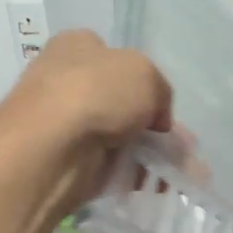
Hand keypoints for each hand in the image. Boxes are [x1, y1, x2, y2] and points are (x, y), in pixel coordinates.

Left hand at [0, 30, 173, 214]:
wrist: (49, 148)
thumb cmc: (95, 94)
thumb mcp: (145, 74)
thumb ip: (160, 92)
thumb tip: (156, 120)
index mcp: (77, 46)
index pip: (116, 59)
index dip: (145, 82)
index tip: (163, 107)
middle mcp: (67, 81)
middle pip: (122, 102)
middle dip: (154, 125)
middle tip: (183, 146)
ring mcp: (65, 124)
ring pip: (120, 138)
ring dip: (150, 155)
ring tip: (182, 173)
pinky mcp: (67, 162)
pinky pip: (110, 168)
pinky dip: (134, 177)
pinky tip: (158, 186)